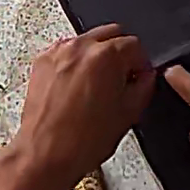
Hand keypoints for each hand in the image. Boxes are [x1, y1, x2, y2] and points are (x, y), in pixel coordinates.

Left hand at [11, 24, 155, 189]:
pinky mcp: (43, 61)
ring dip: (98, 55)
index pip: (135, 45)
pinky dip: (76, 62)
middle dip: (121, 53)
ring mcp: (60, 52)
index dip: (141, 64)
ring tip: (97, 85)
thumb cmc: (80, 141)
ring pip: (89, 41)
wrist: (44, 155)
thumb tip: (146, 76)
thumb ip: (144, 86)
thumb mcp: (128, 114)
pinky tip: (78, 87)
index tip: (139, 76)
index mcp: (107, 56)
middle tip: (122, 77)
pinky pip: (67, 51)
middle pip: (112, 33)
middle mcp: (81, 47)